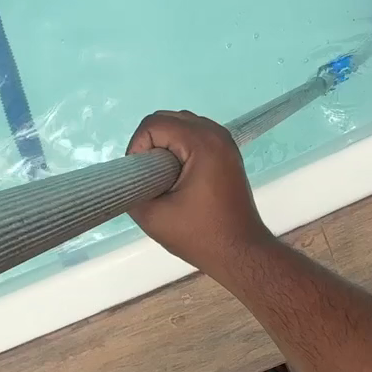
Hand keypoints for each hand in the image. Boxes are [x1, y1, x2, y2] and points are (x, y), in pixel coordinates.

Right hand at [126, 110, 272, 273]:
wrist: (241, 252)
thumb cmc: (200, 236)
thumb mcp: (153, 216)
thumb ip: (132, 189)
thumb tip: (130, 176)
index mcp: (202, 143)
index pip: (154, 124)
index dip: (138, 148)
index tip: (140, 177)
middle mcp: (216, 134)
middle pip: (168, 118)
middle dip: (150, 144)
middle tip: (147, 178)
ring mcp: (225, 142)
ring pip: (182, 125)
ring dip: (165, 146)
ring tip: (161, 178)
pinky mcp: (228, 154)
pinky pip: (195, 137)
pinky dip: (181, 149)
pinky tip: (177, 177)